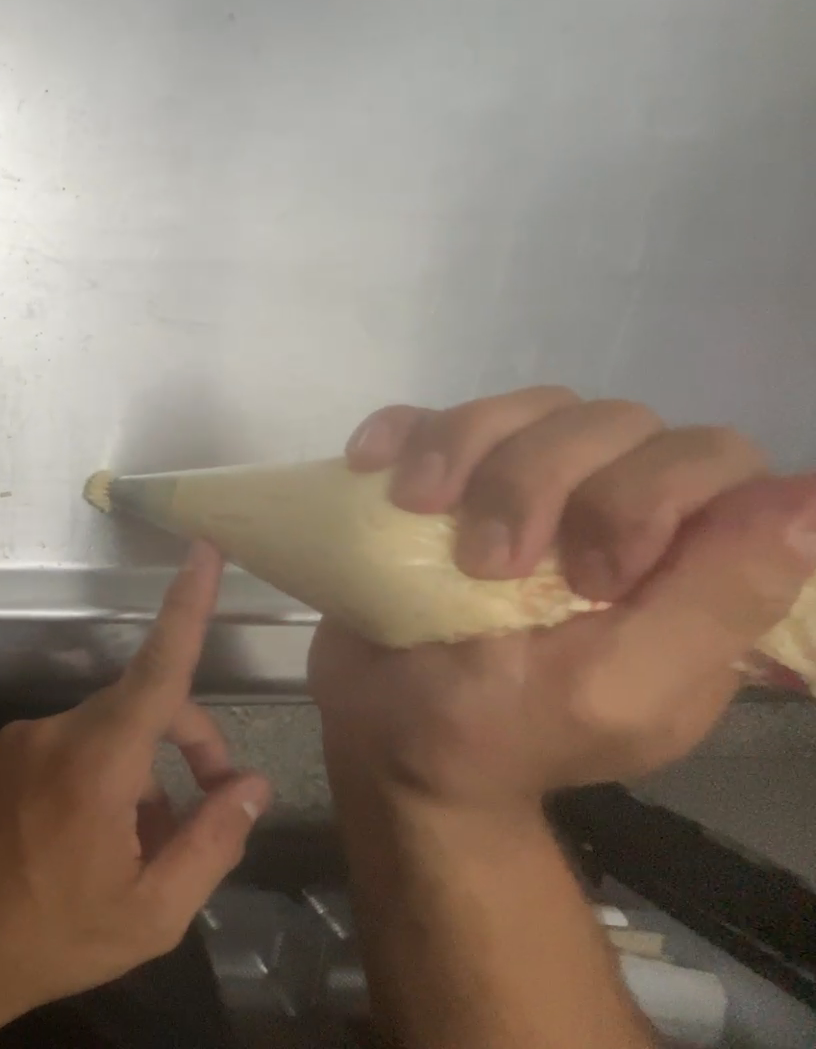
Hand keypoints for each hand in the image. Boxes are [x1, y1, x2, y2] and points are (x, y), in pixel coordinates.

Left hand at [0, 543, 271, 1042]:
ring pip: (104, 733)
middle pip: (141, 708)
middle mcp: (53, 732)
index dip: (186, 607)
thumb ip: (212, 840)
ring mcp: (18, 738)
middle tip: (210, 812)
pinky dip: (97, 777)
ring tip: (138, 849)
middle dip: (186, 747)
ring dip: (138, 776)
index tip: (203, 551)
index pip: (157, 670)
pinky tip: (90, 837)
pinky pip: (65, 746)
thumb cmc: (55, 936)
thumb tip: (251, 786)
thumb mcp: (154, 910)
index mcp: (97, 763)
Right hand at [313, 386, 815, 813]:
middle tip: (483, 564)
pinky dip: (398, 432)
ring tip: (416, 506)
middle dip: (534, 480)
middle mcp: (601, 506)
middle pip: (606, 422)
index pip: (706, 461)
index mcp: (674, 559)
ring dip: (458, 448)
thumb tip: (804, 497)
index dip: (645, 496)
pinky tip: (369, 466)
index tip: (581, 580)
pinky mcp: (428, 484)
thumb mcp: (618, 690)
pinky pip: (419, 417)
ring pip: (517, 408)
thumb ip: (714, 603)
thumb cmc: (495, 729)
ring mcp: (506, 488)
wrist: (383, 733)